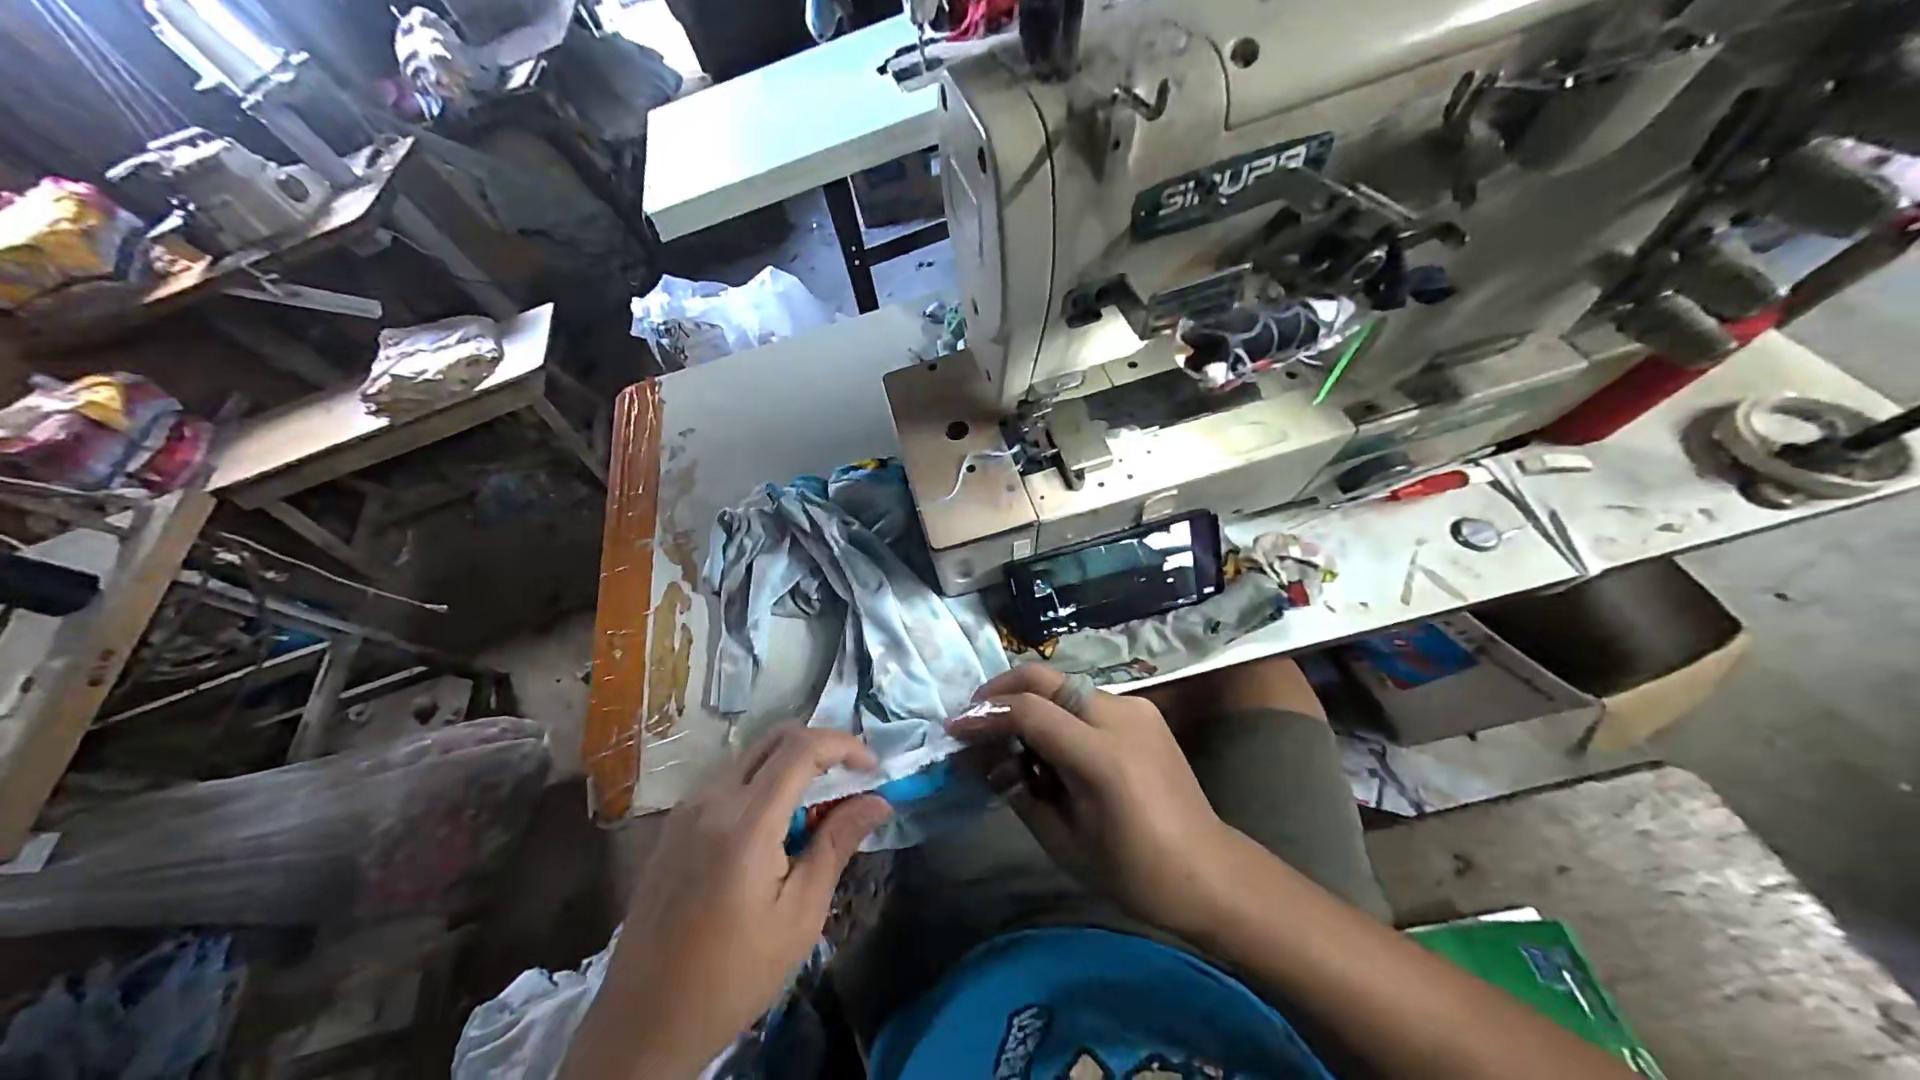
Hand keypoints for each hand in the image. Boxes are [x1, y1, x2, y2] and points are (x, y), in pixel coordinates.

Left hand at [570, 725, 890, 1079]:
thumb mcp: (799, 915)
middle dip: (820, 746)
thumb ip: (837, 845)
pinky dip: (763, 784)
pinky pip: (728, 781)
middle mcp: (711, 800)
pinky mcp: (674, 825)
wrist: (644, 1021)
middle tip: (851, 779)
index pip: (801, 748)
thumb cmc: (733, 975)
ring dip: (791, 766)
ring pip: (751, 757)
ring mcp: (686, 809)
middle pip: (775, 738)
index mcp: (745, 822)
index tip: (872, 767)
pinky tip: (776, 829)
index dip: (844, 745)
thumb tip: (878, 801)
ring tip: (817, 810)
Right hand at [950, 665, 1244, 937]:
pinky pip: (1084, 698)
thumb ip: (1017, 788)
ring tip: (1008, 738)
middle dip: (999, 689)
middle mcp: (1121, 716)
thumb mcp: (1062, 840)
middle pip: (1044, 677)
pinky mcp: (1143, 711)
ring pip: (1062, 684)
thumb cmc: (1132, 872)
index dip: (984, 715)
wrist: (1208, 871)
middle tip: (973, 716)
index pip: (1028, 711)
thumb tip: (977, 758)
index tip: (954, 729)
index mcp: (1102, 757)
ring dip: (1027, 700)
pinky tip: (1048, 743)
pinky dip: (1055, 710)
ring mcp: (1136, 708)